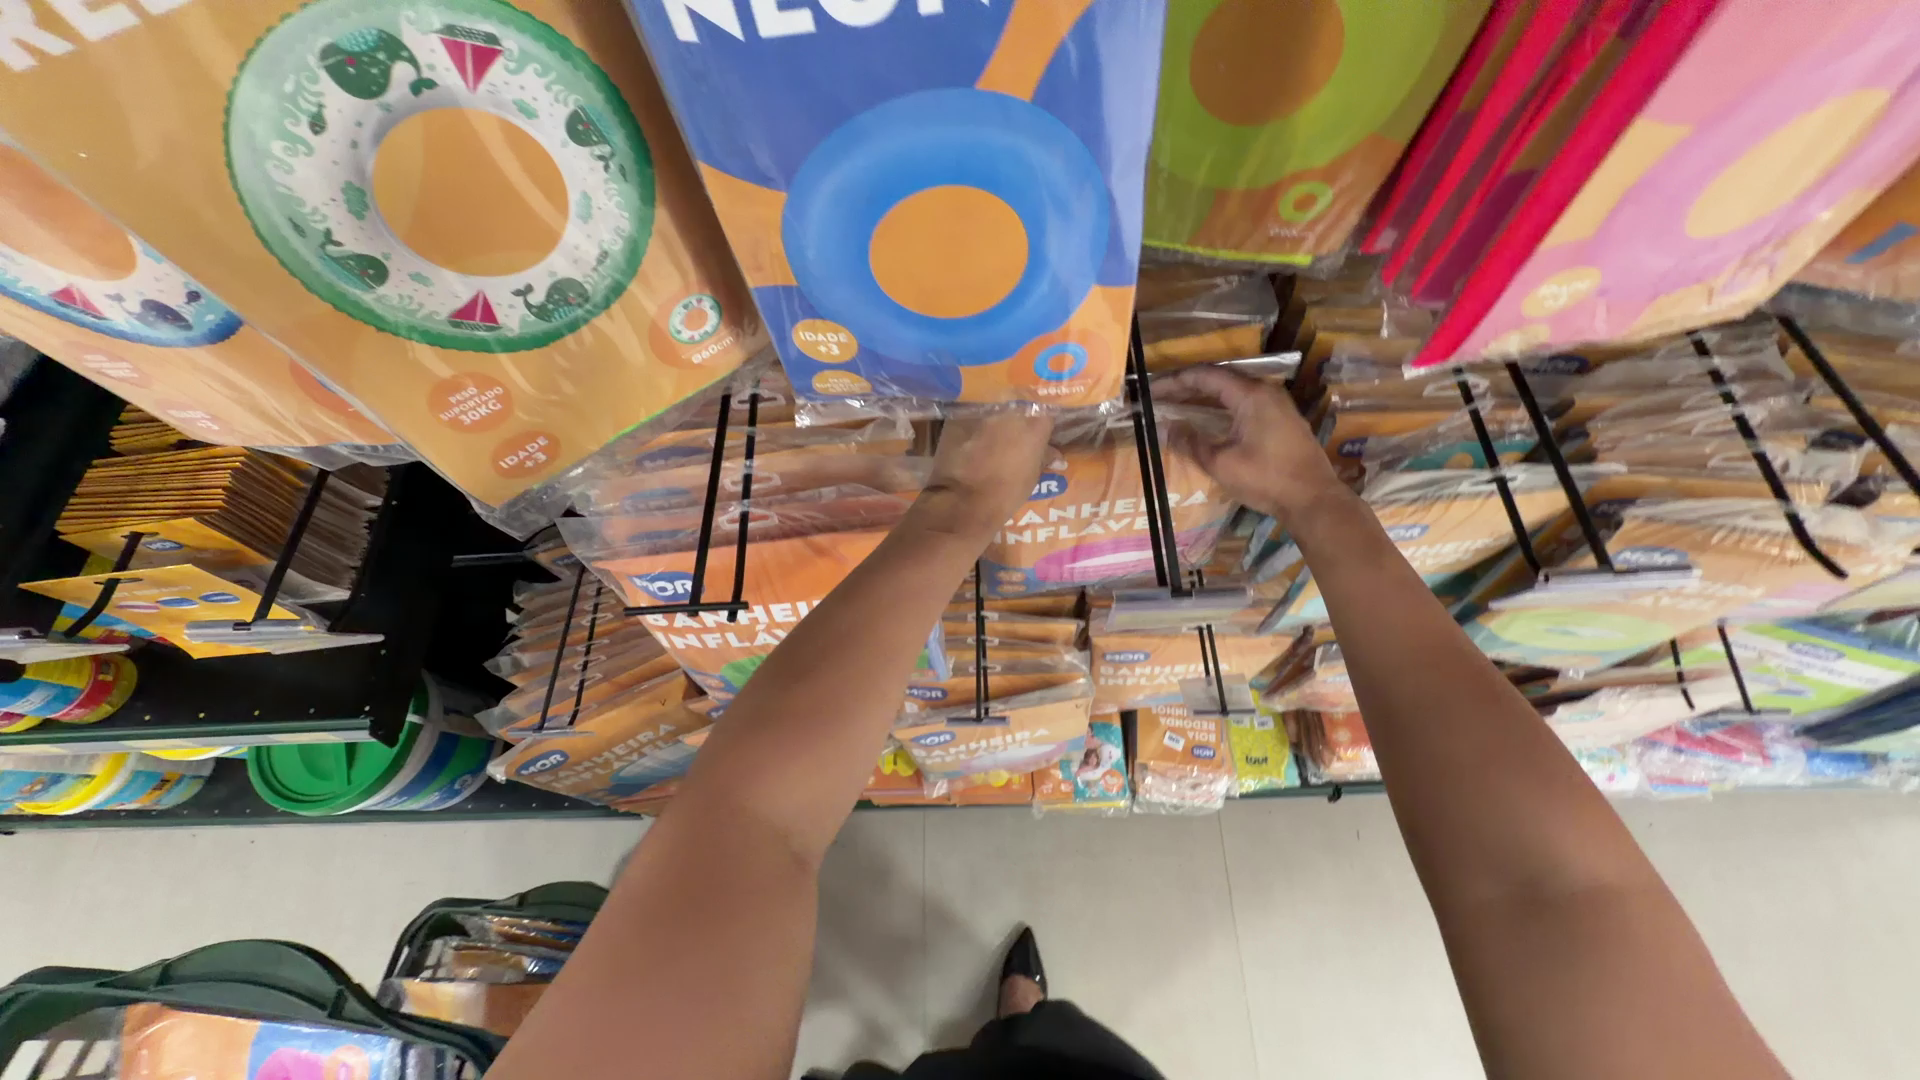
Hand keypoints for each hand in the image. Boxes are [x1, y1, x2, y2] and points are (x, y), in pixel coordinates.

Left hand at [916, 410, 1056, 537]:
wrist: (968, 499)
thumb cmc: (1008, 491)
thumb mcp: (1033, 476)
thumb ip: (1044, 458)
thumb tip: (1057, 458)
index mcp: (1035, 424)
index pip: (1046, 413)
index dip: (1043, 423)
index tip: (1040, 434)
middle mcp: (1012, 411)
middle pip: (1020, 404)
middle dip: (1019, 416)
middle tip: (1016, 434)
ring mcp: (986, 412)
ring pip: (996, 408)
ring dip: (997, 420)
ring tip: (994, 438)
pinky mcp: (962, 417)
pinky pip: (974, 417)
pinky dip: (976, 426)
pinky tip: (974, 441)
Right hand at [1160, 366, 1353, 527]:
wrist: (1313, 499)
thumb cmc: (1266, 479)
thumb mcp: (1221, 463)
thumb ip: (1191, 442)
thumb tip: (1166, 428)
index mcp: (1250, 395)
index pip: (1205, 376)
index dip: (1174, 382)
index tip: (1151, 391)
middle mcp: (1264, 391)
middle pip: (1218, 379)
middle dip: (1186, 388)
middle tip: (1158, 398)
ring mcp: (1275, 404)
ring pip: (1231, 391)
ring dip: (1203, 397)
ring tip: (1175, 406)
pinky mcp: (1280, 418)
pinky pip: (1243, 403)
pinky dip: (1219, 407)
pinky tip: (1205, 419)